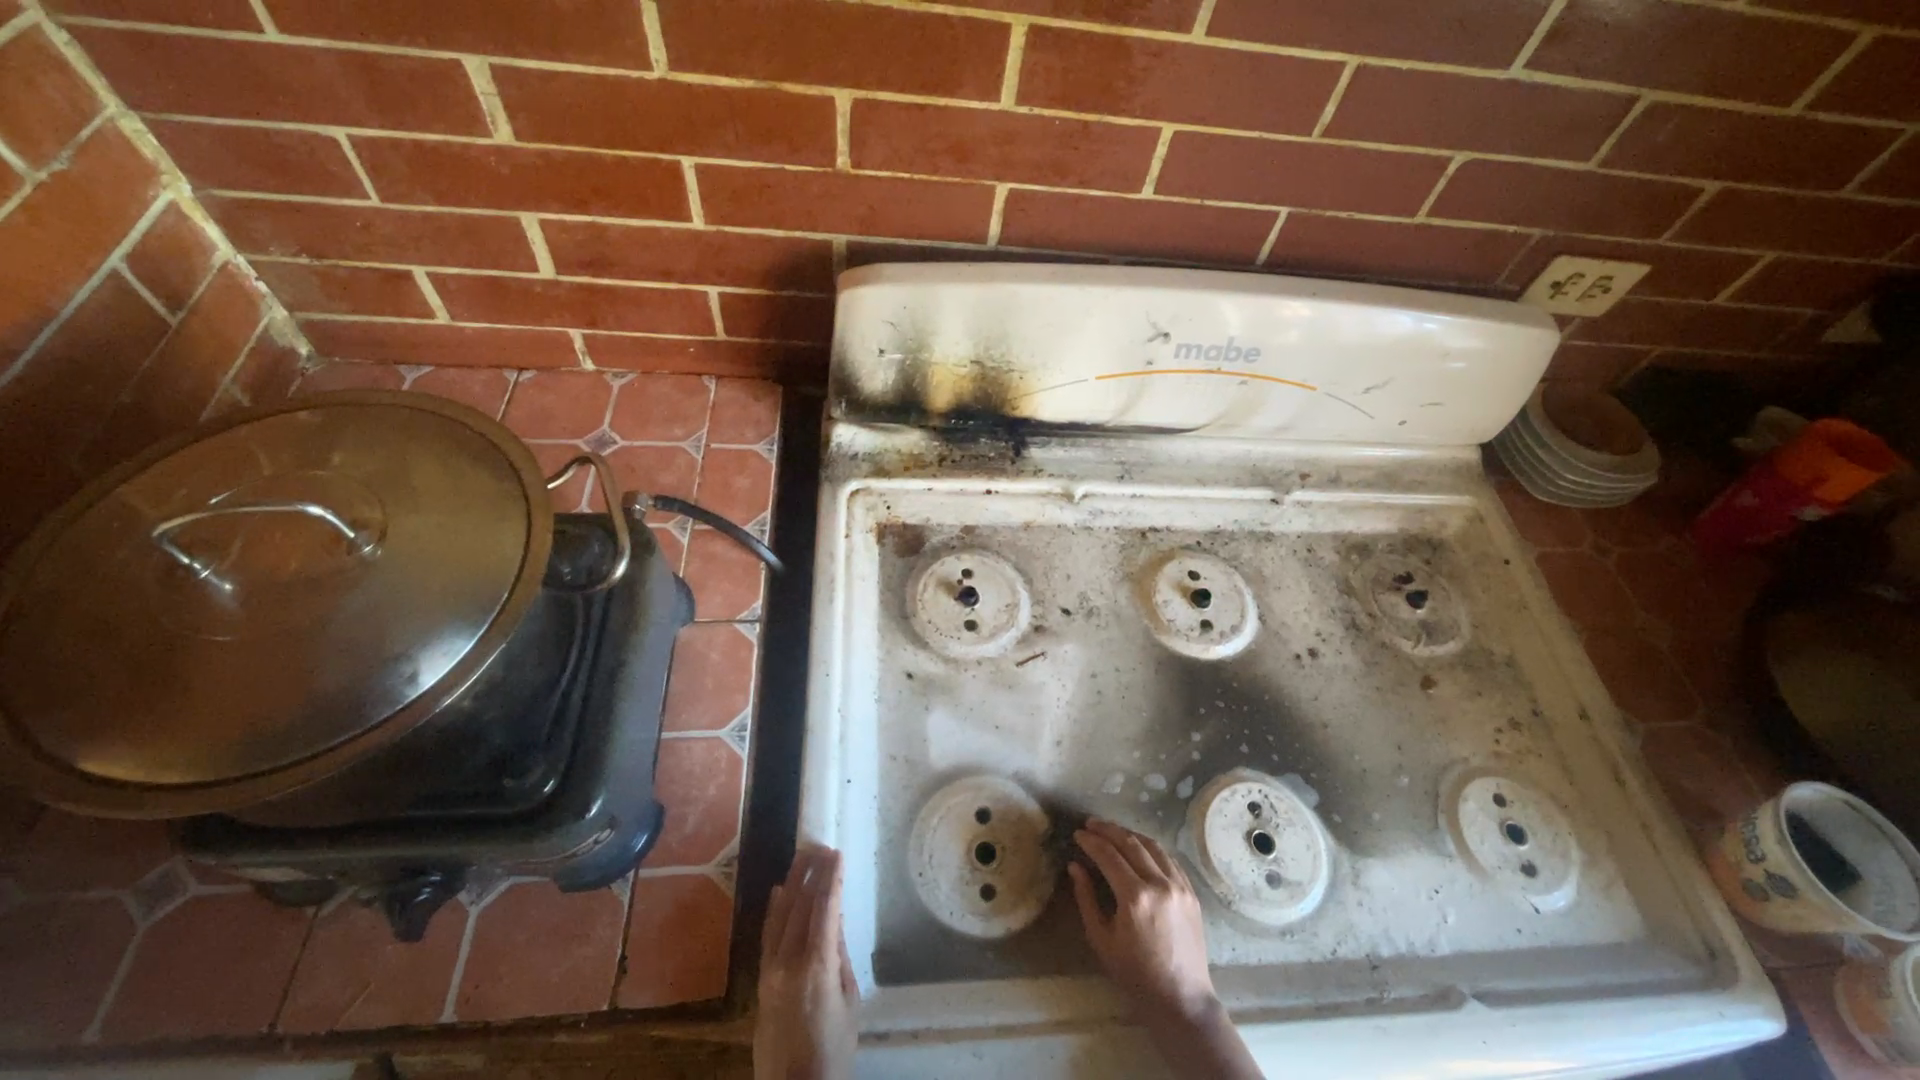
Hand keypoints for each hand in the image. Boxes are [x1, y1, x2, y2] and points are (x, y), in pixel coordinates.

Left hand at [755, 847, 857, 1079]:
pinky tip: (780, 892)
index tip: (837, 855)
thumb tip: (833, 922)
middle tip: (821, 846)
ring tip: (802, 858)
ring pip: (780, 916)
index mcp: (815, 967)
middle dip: (810, 874)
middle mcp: (787, 962)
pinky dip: (775, 910)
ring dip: (792, 884)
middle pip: (799, 907)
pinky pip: (768, 935)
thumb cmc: (833, 1050)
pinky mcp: (762, 981)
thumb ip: (839, 959)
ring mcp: (770, 971)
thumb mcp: (848, 1002)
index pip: (823, 911)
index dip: (831, 881)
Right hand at [1068, 818, 1217, 1022]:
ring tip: (1112, 831)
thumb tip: (1075, 866)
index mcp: (1135, 897)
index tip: (1077, 834)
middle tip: (1090, 824)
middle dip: (1108, 830)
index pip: (1108, 855)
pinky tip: (1139, 848)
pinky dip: (1151, 848)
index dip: (1090, 841)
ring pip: (1153, 846)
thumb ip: (1086, 898)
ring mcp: (1180, 886)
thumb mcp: (1101, 938)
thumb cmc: (1134, 973)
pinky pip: (1169, 860)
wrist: (1180, 996)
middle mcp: (1160, 884)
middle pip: (1131, 843)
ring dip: (1130, 834)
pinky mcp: (1191, 893)